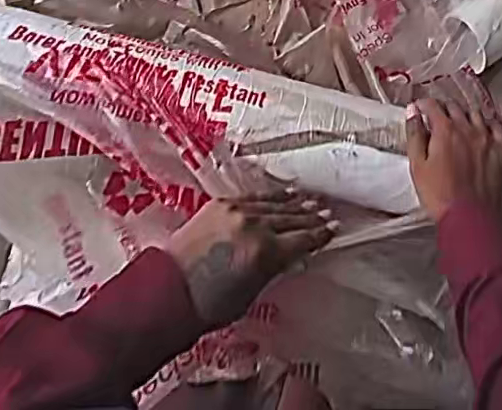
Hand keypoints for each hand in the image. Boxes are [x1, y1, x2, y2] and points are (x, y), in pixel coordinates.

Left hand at [165, 193, 336, 326]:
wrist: (168, 290)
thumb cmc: (208, 305)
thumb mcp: (250, 293)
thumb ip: (272, 269)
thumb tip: (287, 257)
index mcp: (265, 253)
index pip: (302, 240)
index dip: (319, 235)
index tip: (332, 229)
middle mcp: (254, 226)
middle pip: (291, 219)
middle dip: (311, 217)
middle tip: (327, 214)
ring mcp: (237, 211)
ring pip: (275, 205)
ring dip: (295, 204)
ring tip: (312, 201)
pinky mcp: (222, 203)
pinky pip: (255, 198)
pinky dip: (272, 197)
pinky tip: (283, 195)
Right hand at [406, 97, 501, 222]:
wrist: (470, 217)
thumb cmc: (439, 193)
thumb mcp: (417, 165)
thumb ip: (414, 135)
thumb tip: (413, 112)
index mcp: (444, 129)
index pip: (432, 104)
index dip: (423, 104)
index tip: (418, 110)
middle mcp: (466, 127)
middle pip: (453, 106)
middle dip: (442, 108)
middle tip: (435, 119)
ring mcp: (485, 137)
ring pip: (474, 112)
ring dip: (463, 114)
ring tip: (457, 123)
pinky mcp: (498, 149)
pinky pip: (496, 126)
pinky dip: (487, 123)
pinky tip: (481, 129)